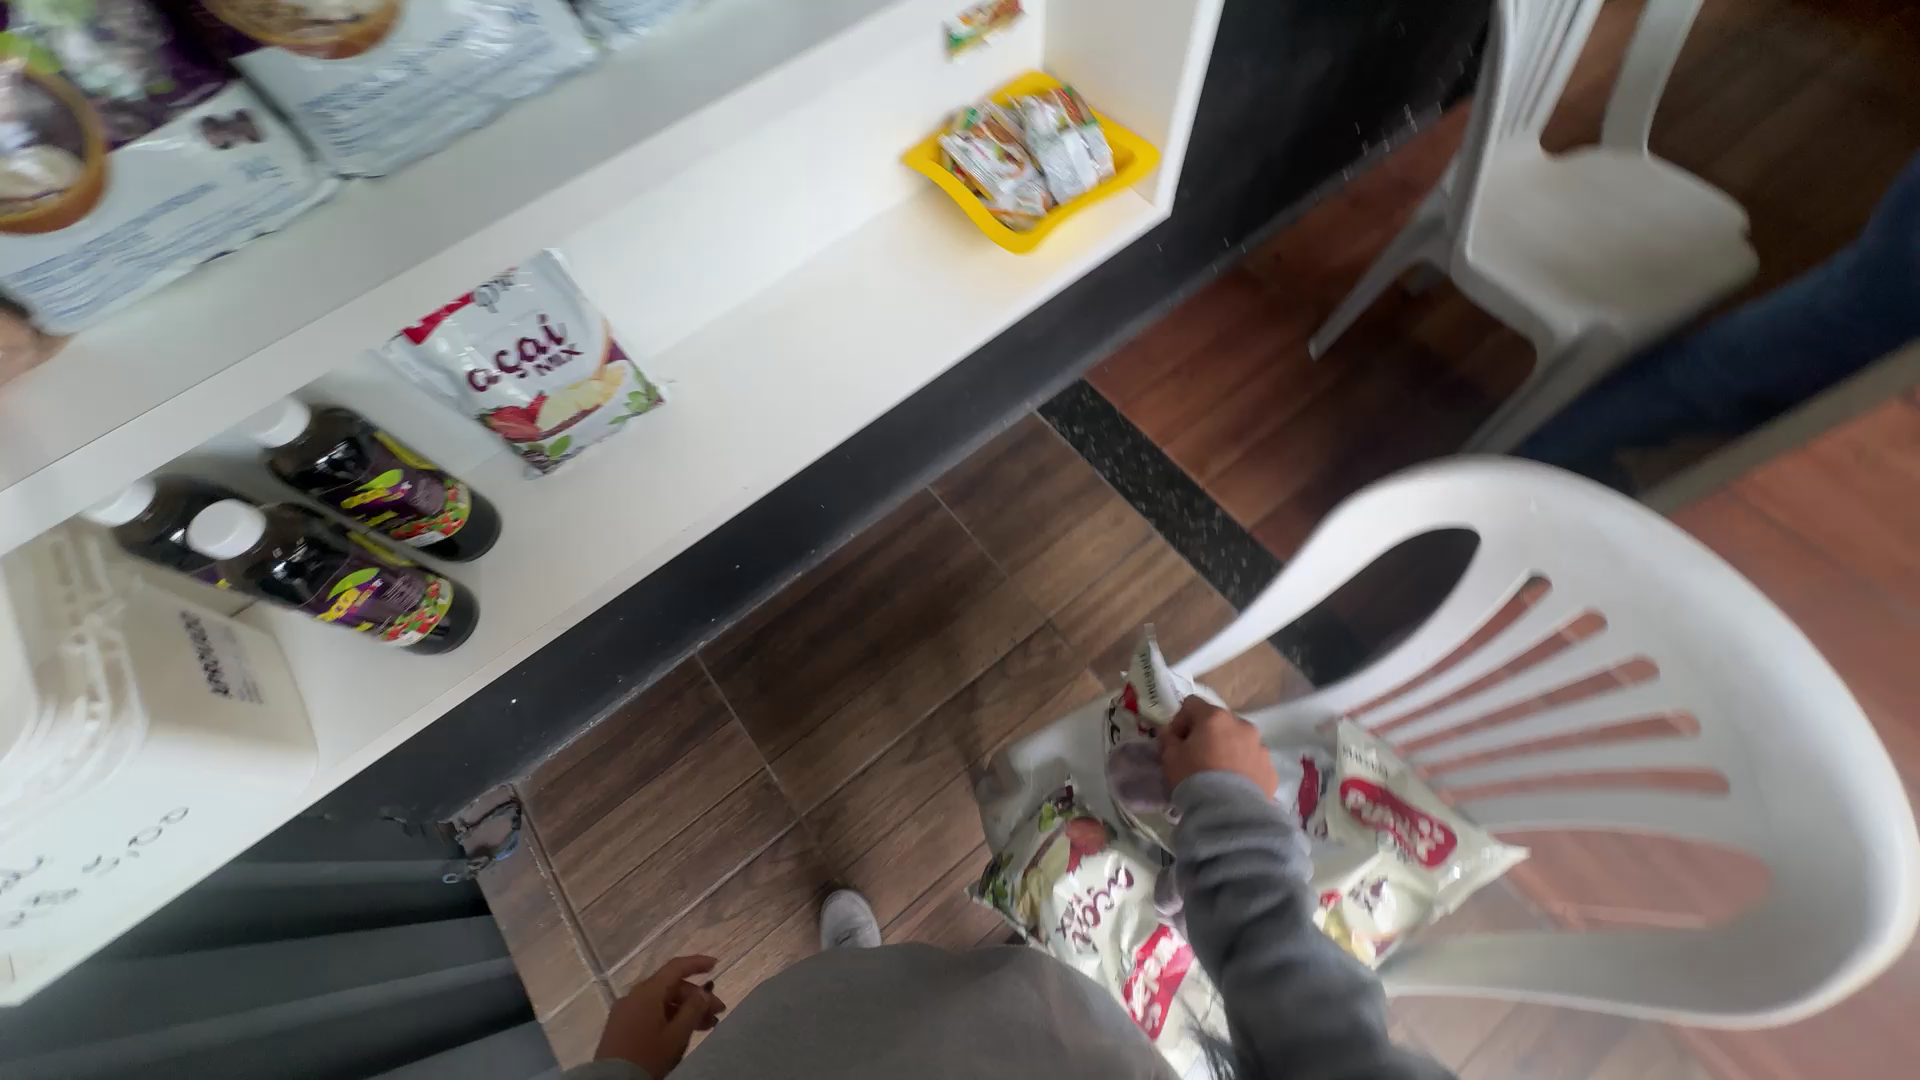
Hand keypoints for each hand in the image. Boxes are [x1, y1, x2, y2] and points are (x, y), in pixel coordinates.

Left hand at [594, 955, 727, 1075]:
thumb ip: (694, 1009)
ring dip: (684, 1010)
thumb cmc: (647, 1057)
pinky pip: (649, 1012)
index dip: (697, 963)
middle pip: (671, 987)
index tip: (715, 964)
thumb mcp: (676, 1035)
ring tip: (705, 1026)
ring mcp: (625, 1011)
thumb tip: (704, 992)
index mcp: (648, 992)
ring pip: (661, 1002)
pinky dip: (668, 1017)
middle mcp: (634, 995)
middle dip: (696, 998)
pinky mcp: (620, 1027)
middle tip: (716, 1013)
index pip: (676, 967)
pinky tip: (681, 1032)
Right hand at [1157, 696, 1278, 793]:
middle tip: (1196, 756)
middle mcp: (1241, 725)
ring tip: (1218, 774)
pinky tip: (1233, 786)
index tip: (1176, 740)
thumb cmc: (1194, 777)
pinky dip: (1242, 767)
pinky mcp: (1270, 768)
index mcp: (1214, 717)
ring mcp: (1260, 747)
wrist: (1229, 813)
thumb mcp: (1170, 757)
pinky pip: (1252, 761)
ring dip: (1227, 749)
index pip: (1192, 704)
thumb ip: (1168, 739)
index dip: (1180, 720)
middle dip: (1206, 734)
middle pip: (1218, 721)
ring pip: (1238, 740)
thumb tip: (1169, 733)